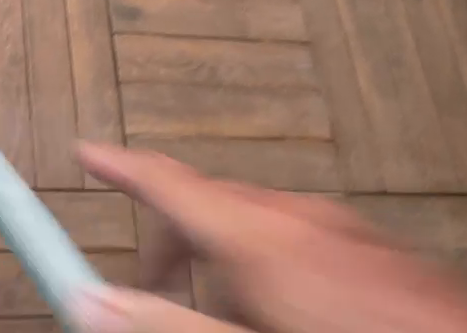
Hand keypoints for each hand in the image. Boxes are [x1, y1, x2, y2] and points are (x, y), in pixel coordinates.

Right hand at [71, 143, 466, 332]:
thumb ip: (167, 323)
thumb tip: (88, 301)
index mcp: (255, 236)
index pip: (164, 181)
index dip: (118, 166)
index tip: (86, 151)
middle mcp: (296, 216)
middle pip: (206, 207)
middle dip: (172, 246)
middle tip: (155, 289)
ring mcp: (343, 228)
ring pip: (257, 228)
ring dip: (227, 266)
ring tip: (238, 322)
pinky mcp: (381, 249)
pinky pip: (304, 241)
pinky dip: (277, 270)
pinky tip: (300, 320)